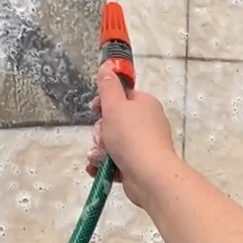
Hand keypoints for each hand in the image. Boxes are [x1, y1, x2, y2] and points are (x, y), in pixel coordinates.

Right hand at [90, 62, 177, 208]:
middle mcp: (147, 123)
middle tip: (102, 139)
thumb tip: (108, 66)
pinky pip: (115, 161)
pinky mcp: (138, 166)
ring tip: (100, 158)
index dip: (104, 103)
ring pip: (112, 143)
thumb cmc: (131, 137)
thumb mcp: (115, 105)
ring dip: (100, 151)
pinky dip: (105, 166)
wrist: (149, 176)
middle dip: (101, 132)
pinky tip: (98, 169)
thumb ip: (108, 86)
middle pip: (114, 122)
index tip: (94, 110)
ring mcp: (143, 146)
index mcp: (145, 104)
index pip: (121, 97)